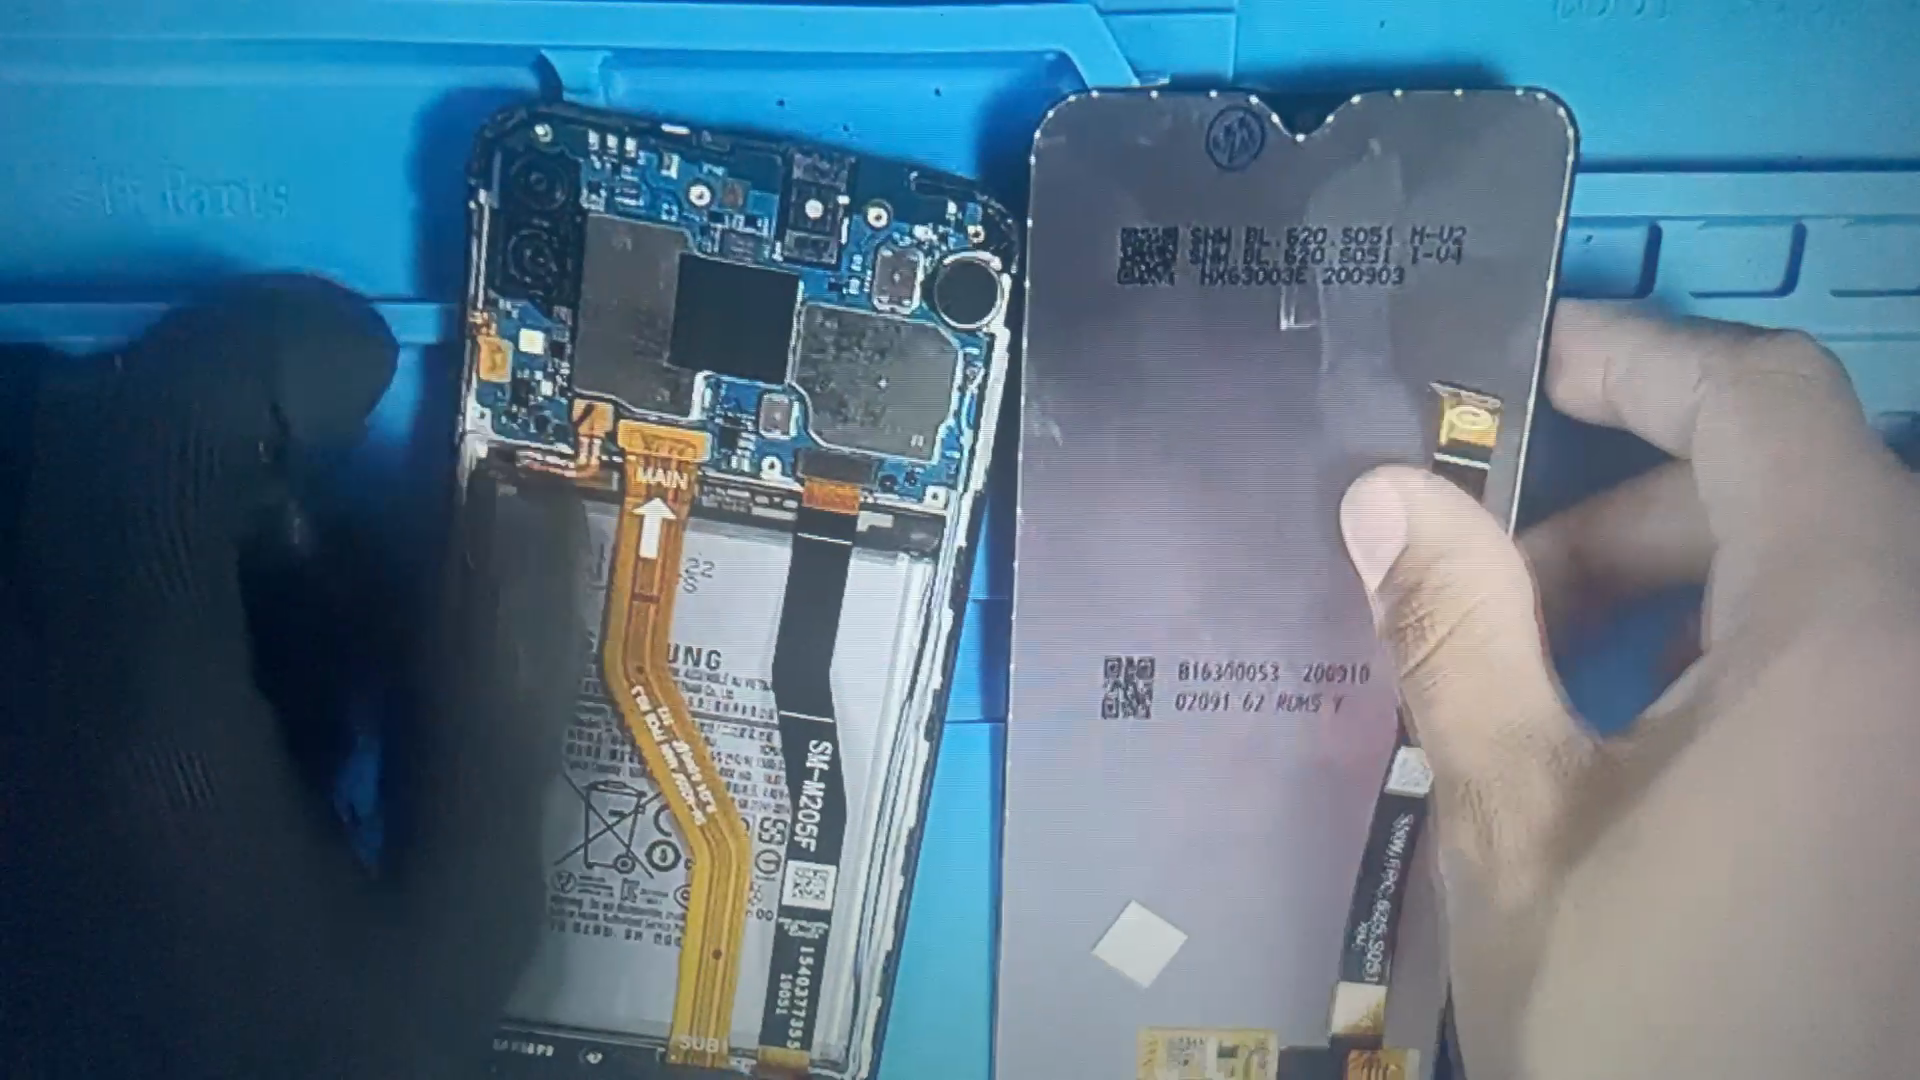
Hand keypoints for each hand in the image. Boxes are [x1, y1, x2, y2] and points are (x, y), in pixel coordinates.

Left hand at [0, 278, 586, 1076]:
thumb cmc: (338, 1044)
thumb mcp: (472, 892)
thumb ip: (495, 697)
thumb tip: (522, 513)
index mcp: (137, 744)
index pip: (136, 446)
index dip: (258, 351)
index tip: (366, 355)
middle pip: (53, 443)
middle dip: (225, 438)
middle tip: (341, 525)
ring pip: (40, 510)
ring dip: (194, 518)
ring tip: (302, 641)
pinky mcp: (16, 743)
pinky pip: (44, 591)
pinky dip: (150, 588)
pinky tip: (239, 696)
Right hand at [1339, 302, 1919, 1079]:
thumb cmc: (1638, 1011)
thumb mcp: (1511, 812)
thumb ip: (1451, 633)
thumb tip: (1378, 492)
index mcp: (1857, 650)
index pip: (1765, 408)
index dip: (1635, 356)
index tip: (1522, 359)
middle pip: (1779, 493)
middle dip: (1610, 516)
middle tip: (1482, 582)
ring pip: (1811, 573)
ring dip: (1655, 584)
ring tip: (1538, 665)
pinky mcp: (1919, 783)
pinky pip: (1838, 654)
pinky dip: (1714, 646)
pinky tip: (1629, 726)